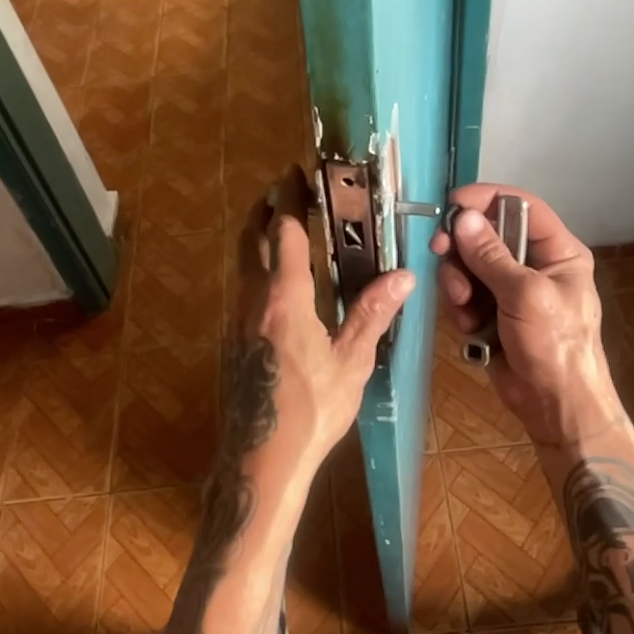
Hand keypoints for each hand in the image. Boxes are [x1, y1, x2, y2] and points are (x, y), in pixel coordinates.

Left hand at [231, 169, 414, 482]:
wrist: (261, 458)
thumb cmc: (312, 411)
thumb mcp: (351, 363)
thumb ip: (372, 314)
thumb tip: (403, 276)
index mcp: (284, 299)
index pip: (285, 234)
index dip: (290, 200)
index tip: (296, 175)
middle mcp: (252, 301)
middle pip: (250, 241)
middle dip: (264, 210)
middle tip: (280, 190)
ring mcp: (235, 321)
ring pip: (241, 266)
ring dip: (256, 240)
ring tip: (279, 230)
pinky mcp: (230, 342)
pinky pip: (241, 292)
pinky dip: (255, 271)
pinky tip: (276, 288)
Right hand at [429, 184, 623, 444]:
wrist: (556, 405)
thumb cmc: (555, 346)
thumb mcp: (525, 295)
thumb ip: (491, 256)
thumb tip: (463, 219)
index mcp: (558, 252)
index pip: (521, 207)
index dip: (486, 200)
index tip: (452, 204)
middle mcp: (534, 265)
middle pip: (487, 237)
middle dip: (463, 250)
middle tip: (439, 253)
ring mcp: (511, 292)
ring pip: (469, 268)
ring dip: (459, 284)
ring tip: (464, 307)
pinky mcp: (492, 315)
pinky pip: (465, 297)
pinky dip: (461, 309)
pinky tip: (468, 326)